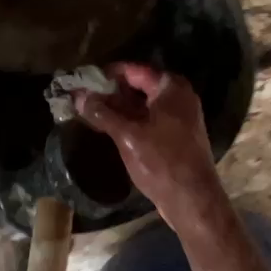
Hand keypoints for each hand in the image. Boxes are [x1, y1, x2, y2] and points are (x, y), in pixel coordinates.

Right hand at [74, 63, 230, 231]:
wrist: (192, 200)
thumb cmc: (161, 161)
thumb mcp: (127, 135)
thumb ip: (102, 113)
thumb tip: (78, 96)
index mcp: (171, 88)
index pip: (134, 70)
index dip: (108, 74)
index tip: (83, 79)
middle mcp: (179, 97)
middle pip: (139, 87)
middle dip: (111, 92)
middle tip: (82, 96)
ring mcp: (180, 117)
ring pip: (143, 105)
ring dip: (118, 108)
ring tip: (89, 111)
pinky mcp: (176, 136)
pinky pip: (149, 120)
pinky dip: (130, 121)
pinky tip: (109, 127)